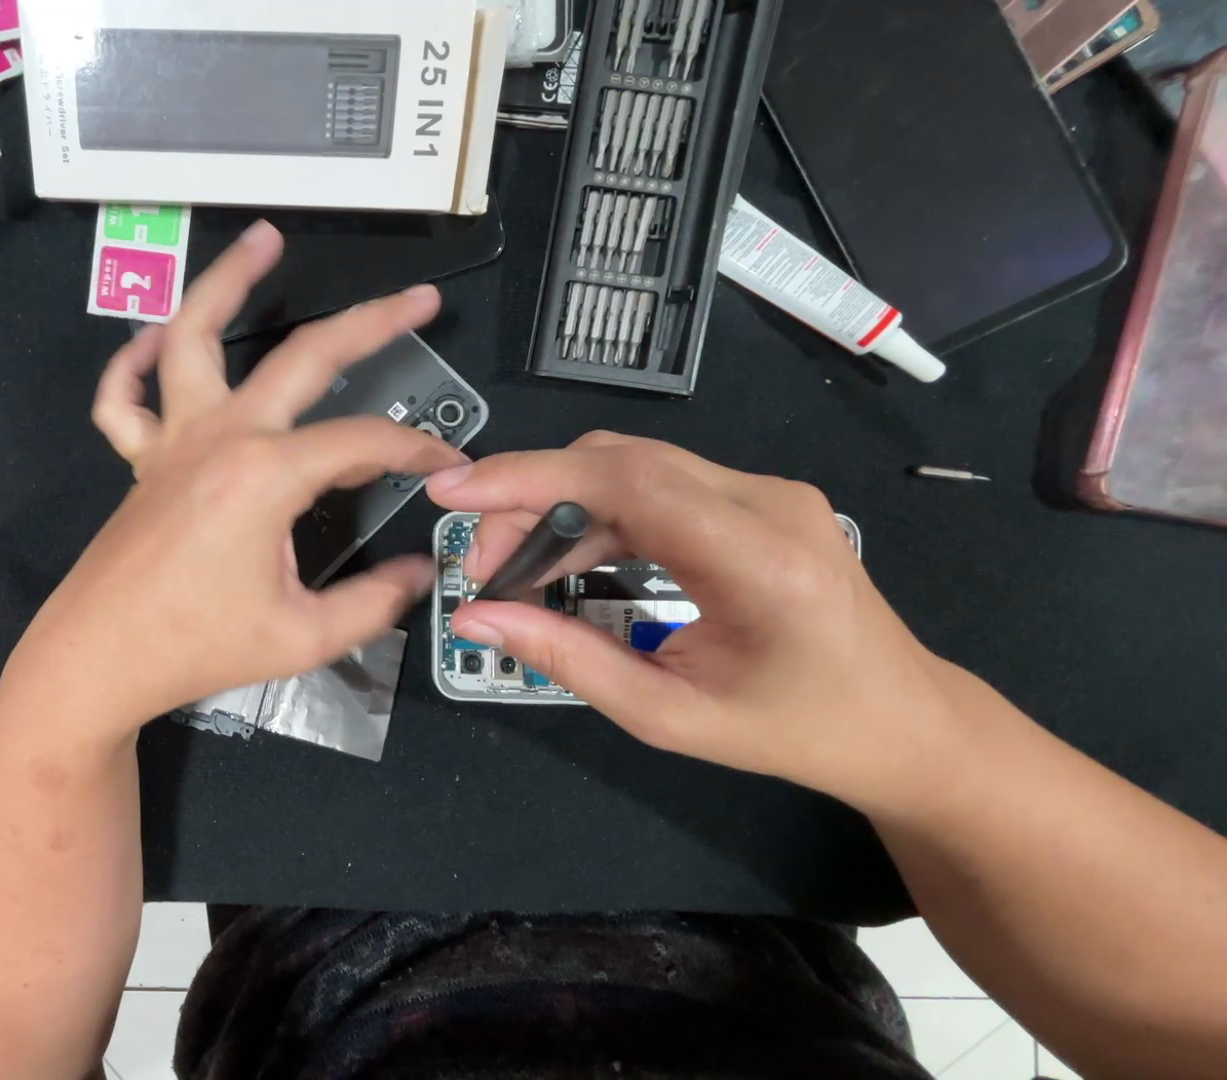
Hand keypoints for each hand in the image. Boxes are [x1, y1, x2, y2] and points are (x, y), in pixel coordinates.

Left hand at [0, 222, 467, 738]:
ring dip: (228, 283)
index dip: (418, 450)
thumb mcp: (304, 636)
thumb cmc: (196, 648)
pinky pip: (124, 396)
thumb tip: (420, 575)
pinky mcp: (141, 459)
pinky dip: (135, 361)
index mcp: (266, 476)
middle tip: (416, 300)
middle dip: (371, 322)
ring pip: (194, 336)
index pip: (364, 443)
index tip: (446, 465)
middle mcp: (220, 438)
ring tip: (264, 240)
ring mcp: (173, 440)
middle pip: (304, 356)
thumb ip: (376, 601)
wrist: (100, 659)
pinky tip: (156, 339)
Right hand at [427, 432, 968, 811]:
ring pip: (629, 465)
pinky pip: (651, 485)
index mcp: (760, 561)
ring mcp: (765, 492)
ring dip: (555, 504)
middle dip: (528, 496)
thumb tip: (474, 619)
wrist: (905, 723)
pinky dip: (590, 512)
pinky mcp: (752, 498)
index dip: (529, 478)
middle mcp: (768, 503)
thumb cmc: (794, 731)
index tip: (453, 493)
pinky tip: (562, 556)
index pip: (627, 483)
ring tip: (511, 567)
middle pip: (619, 461)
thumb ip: (566, 659)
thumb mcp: (667, 715)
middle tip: (480, 562)